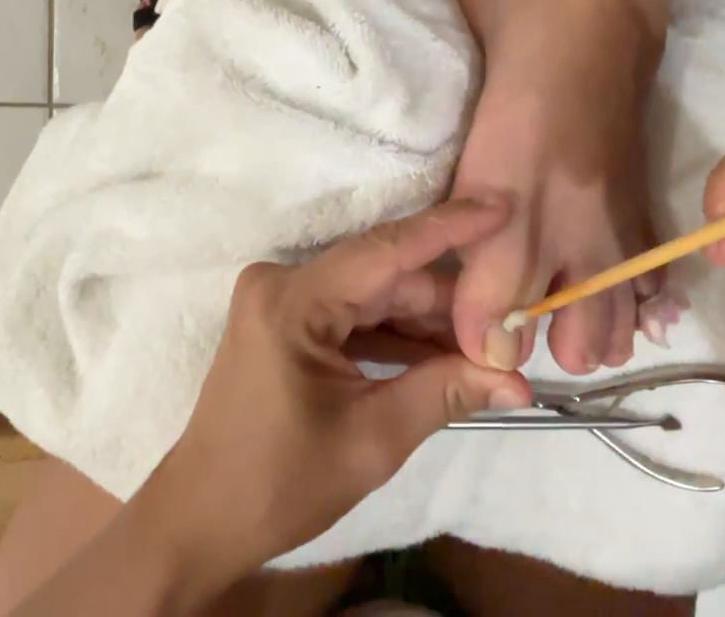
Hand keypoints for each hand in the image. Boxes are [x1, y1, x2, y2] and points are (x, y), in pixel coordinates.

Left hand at [144, 198, 534, 573]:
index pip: (386, 251)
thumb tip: (519, 381)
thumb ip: (445, 393)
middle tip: (512, 325)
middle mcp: (283, 283)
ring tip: (489, 347)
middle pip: (385, 277)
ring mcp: (282, 300)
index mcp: (293, 301)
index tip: (503, 207)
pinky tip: (444, 355)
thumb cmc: (279, 484)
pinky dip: (396, 335)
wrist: (204, 518)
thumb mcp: (372, 439)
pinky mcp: (287, 321)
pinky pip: (354, 315)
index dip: (449, 228)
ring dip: (427, 322)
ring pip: (374, 295)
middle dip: (449, 302)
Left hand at [448, 0, 675, 374]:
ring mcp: (609, 186)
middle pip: (561, 307)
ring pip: (610, 292)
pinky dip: (644, 293)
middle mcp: (565, 194)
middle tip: (512, 352)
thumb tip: (447, 201)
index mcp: (509, 170)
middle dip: (539, 342)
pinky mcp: (638, 169)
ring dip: (593, 328)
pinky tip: (639, 316)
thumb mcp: (452, 46)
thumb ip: (446, 125)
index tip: (465, 351)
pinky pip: (649, 255)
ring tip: (573, 348)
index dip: (479, 329)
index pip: (495, 286)